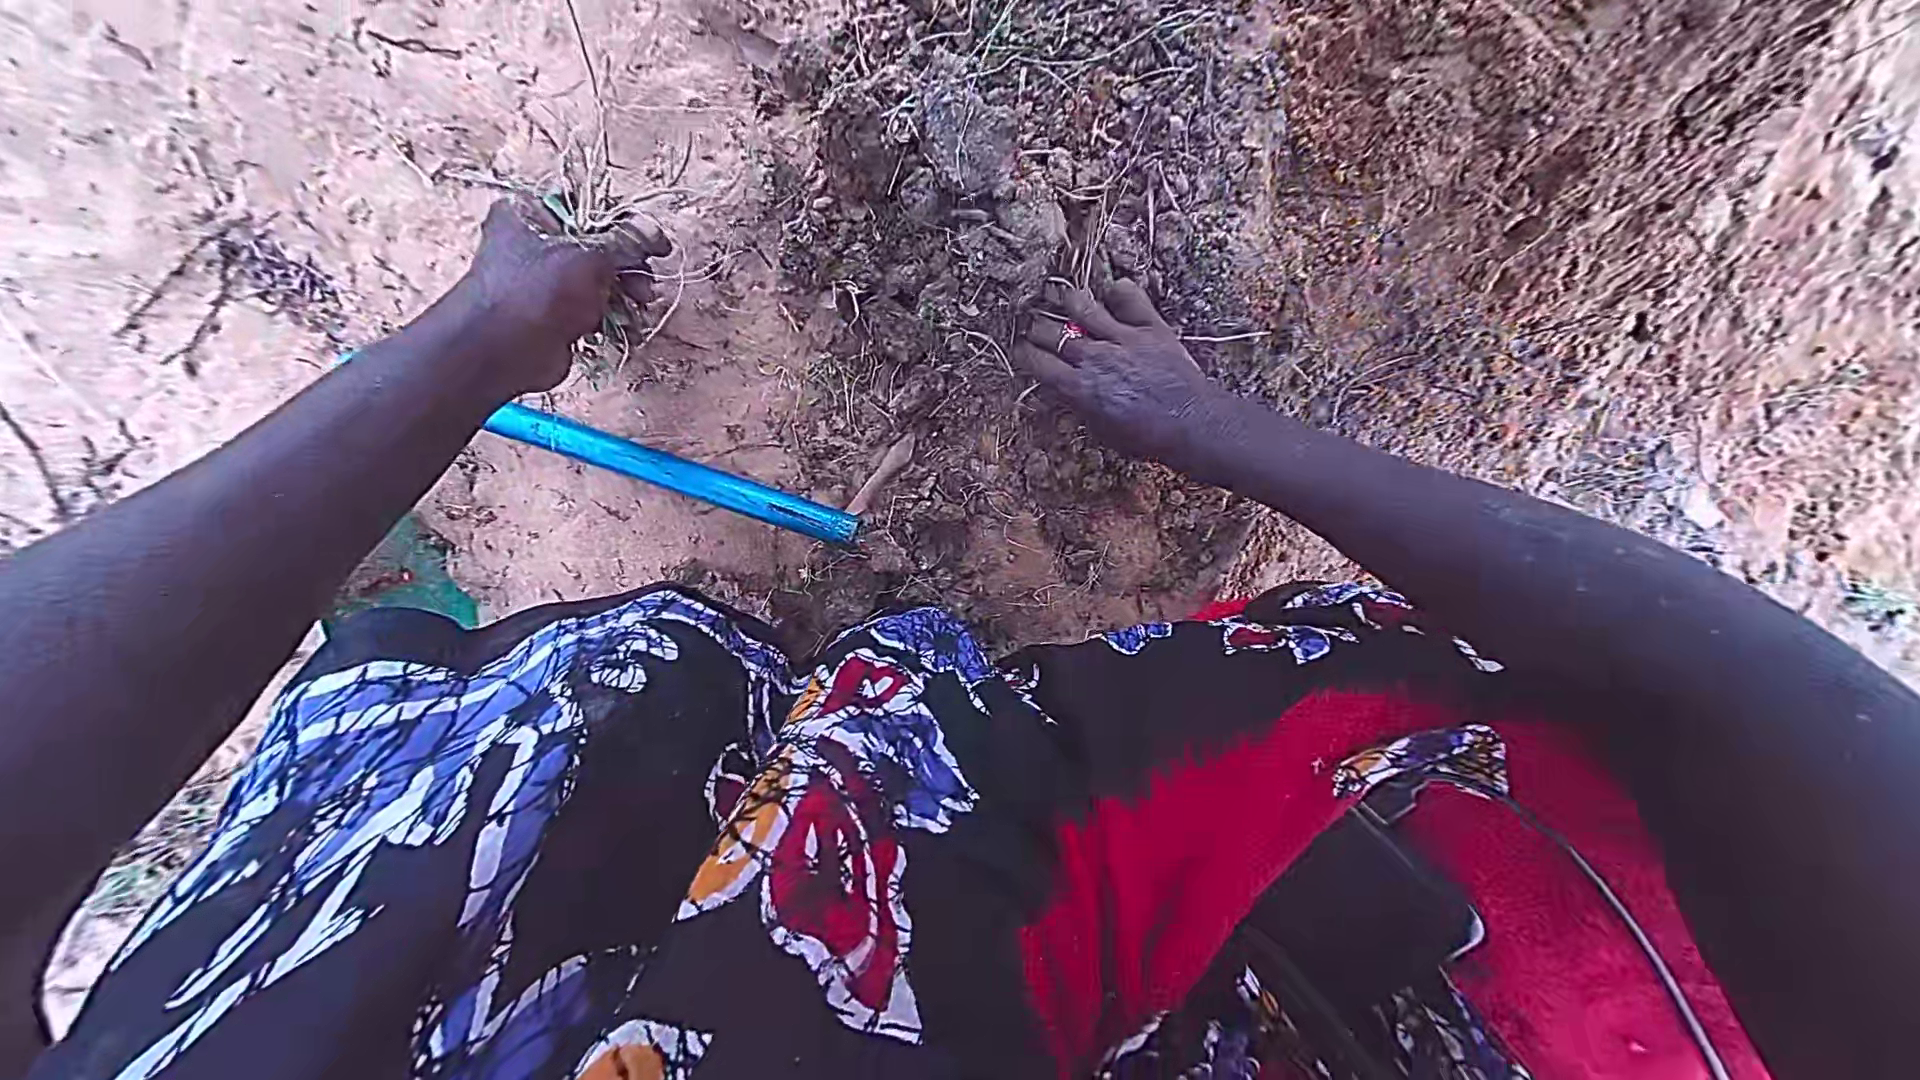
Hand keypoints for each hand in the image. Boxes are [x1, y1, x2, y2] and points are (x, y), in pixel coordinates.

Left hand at [444, 198, 670, 395]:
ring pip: (602, 281)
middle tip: (646, 290)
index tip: (658, 249)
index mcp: (534, 214)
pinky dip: (615, 318)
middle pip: (602, 248)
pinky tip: (628, 330)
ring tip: (639, 312)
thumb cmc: (539, 292)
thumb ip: (624, 243)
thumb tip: (653, 231)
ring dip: (628, 297)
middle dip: (631, 271)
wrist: (505, 349)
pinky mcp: (558, 312)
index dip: (630, 229)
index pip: (593, 211)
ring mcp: (548, 280)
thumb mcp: (588, 257)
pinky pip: (596, 308)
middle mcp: (538, 242)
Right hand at [1013, 280, 1229, 467]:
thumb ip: (1078, 406)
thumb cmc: (1146, 437)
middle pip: (1051, 331)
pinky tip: (1111, 296)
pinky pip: (1127, 295)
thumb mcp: (1100, 431)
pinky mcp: (1150, 327)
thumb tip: (1062, 391)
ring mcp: (1122, 338)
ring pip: (1082, 305)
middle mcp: (1095, 358)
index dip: (1023, 353)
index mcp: (1078, 387)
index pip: (1036, 361)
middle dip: (1037, 328)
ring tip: (1064, 302)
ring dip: (1068, 302)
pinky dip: (1116, 292)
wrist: (1190, 424)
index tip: (1022, 351)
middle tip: (1037, 328)